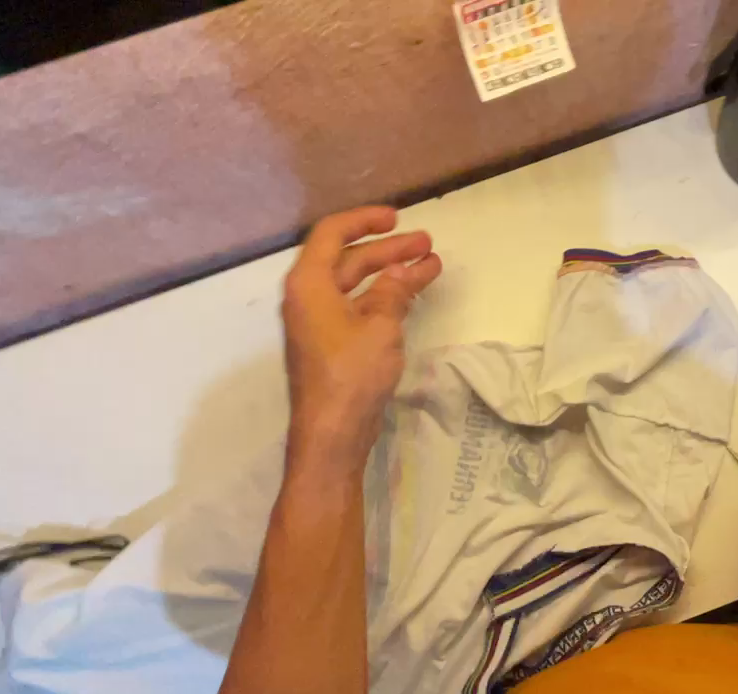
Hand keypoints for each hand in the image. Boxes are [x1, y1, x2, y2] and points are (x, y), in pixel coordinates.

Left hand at [280, 206, 442, 473]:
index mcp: (310, 283)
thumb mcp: (380, 327)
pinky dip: (384, 299)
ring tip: (428, 269)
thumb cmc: (352, 374)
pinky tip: (409, 300)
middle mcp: (309, 297)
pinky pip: (359, 308)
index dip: (366, 221)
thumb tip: (407, 270)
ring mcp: (320, 323)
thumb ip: (394, 292)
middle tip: (427, 246)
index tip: (398, 219)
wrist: (332, 431)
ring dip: (391, 276)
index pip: (334, 234)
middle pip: (349, 260)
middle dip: (389, 251)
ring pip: (357, 286)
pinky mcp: (333, 346)